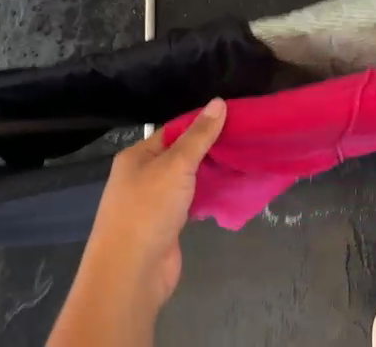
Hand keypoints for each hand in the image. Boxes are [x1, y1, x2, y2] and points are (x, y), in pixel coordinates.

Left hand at [84, 98, 226, 310]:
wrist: (130, 274)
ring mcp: (153, 202)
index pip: (174, 129)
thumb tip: (218, 101)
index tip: (235, 117)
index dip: (202, 123)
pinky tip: (230, 188)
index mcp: (137, 157)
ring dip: (210, 172)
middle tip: (244, 138)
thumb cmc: (148, 210)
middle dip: (210, 148)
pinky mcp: (166, 225)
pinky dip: (207, 195)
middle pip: (181, 154)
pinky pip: (190, 200)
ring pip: (187, 179)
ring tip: (243, 158)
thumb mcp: (176, 165)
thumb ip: (199, 135)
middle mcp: (142, 176)